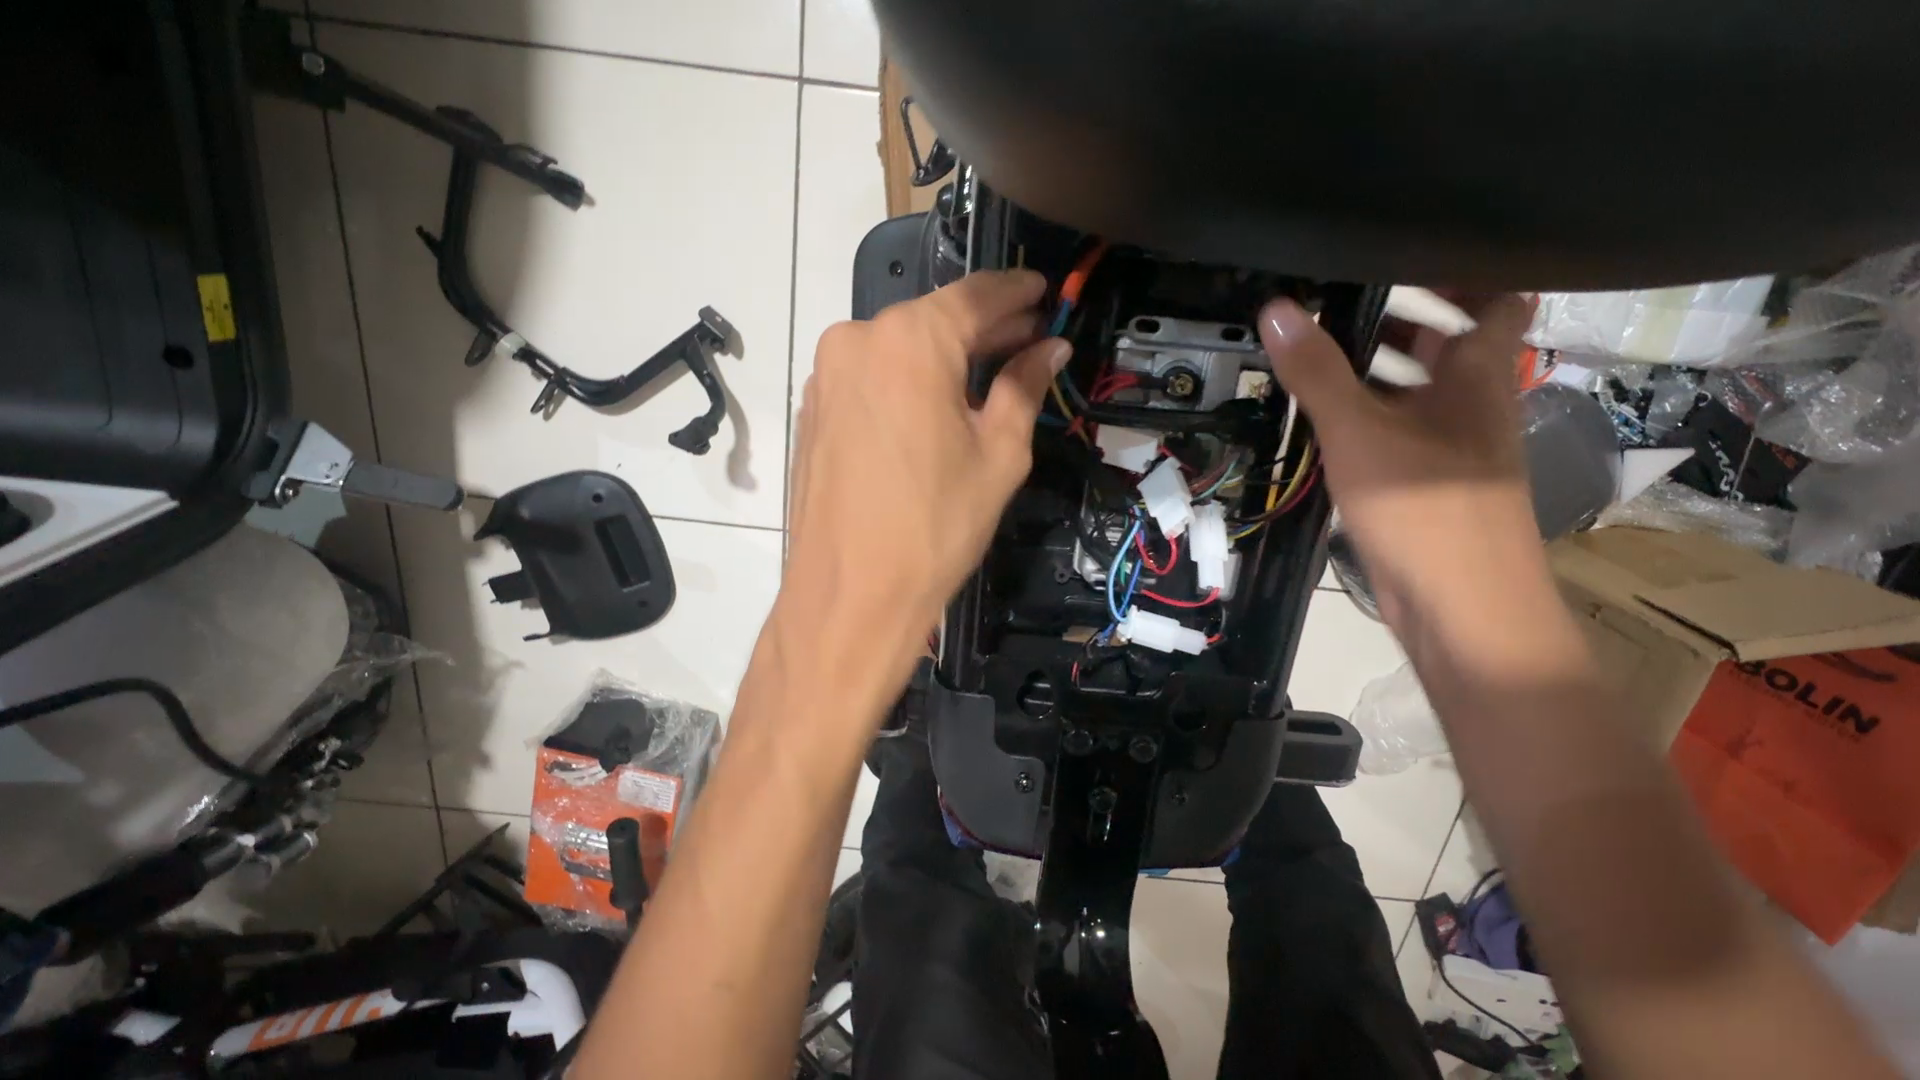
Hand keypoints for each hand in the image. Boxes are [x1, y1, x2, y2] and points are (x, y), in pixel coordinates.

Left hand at [784, 270, 1069, 652]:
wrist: (850, 594)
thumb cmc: (936, 524)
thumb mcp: (999, 453)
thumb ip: (1024, 386)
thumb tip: (1050, 347)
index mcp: (909, 339)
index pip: (976, 295)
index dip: (1016, 292)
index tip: (1045, 292)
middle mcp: (857, 339)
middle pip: (934, 318)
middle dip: (985, 327)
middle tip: (1030, 338)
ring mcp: (827, 374)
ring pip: (900, 346)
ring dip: (945, 354)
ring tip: (989, 374)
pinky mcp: (814, 409)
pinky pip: (872, 375)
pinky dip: (908, 378)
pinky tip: (937, 403)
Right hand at [1256, 293, 1548, 633]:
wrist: (1463, 609)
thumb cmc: (1425, 507)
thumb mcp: (1360, 430)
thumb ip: (1317, 370)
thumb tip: (1278, 307)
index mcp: (1479, 375)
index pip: (1497, 297)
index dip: (1465, 268)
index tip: (1408, 247)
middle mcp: (1473, 403)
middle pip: (1447, 343)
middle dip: (1398, 318)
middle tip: (1336, 295)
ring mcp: (1453, 447)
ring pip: (1417, 391)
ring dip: (1375, 371)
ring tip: (1313, 351)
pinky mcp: (1428, 485)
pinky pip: (1398, 432)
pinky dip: (1367, 418)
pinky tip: (1321, 420)